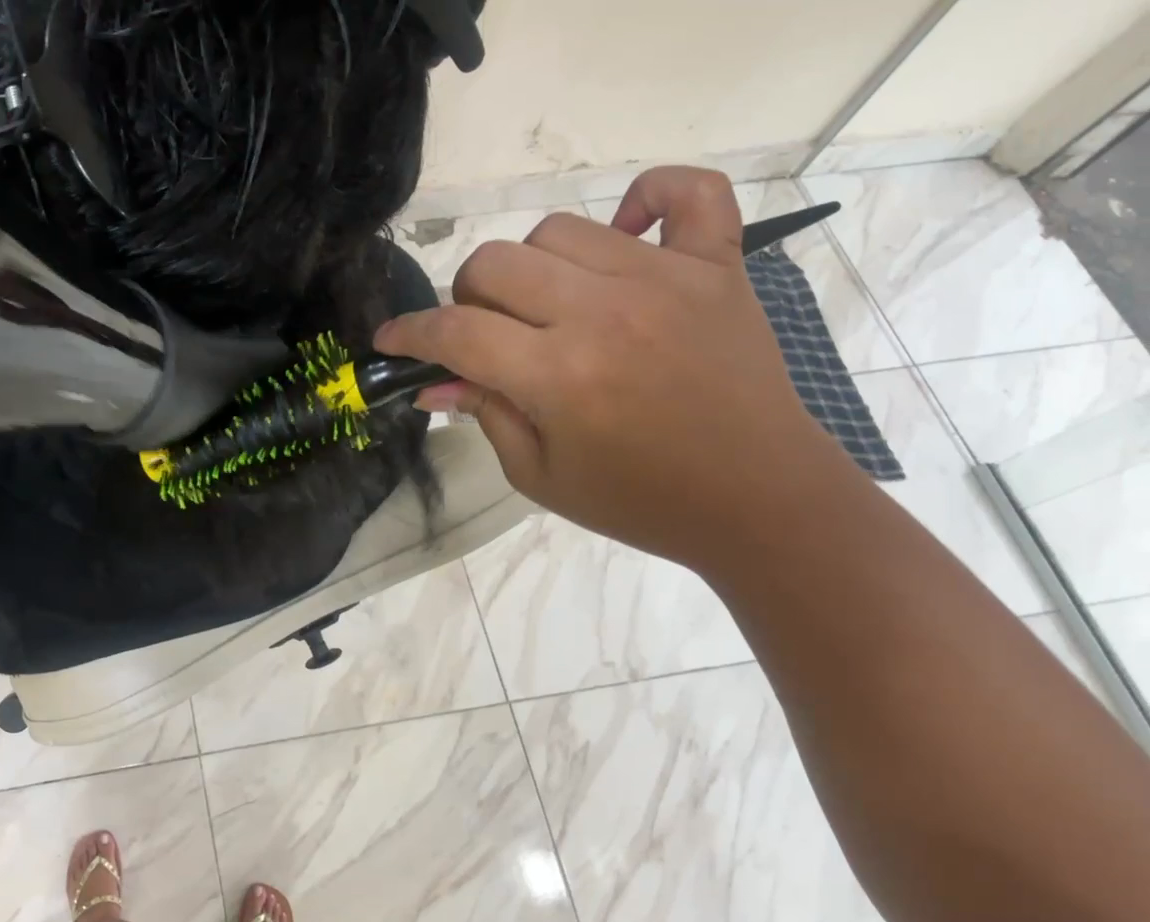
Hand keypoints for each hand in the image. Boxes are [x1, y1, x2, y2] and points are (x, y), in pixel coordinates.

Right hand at [375, 166, 858, 568]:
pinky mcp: (718, 265)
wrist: (757, 499)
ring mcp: (666, 278)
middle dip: (466, 299)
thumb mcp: (539, 474)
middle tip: (484, 335)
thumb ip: (485, 413)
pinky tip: (625, 233)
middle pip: (495, 264)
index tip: (392, 341)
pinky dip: (649, 196)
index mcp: (559, 375)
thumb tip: (435, 382)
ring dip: (532, 265)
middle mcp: (605, 312)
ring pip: (559, 229)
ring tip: (548, 304)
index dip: (409, 335)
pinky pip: (687, 191)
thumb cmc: (638, 501)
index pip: (455, 331)